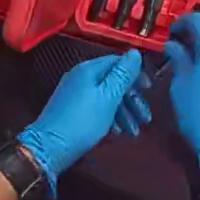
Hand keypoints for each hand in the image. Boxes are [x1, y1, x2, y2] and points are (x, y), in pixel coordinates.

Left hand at [17, 50, 153, 188]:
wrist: (50, 147)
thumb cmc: (83, 121)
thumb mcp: (108, 97)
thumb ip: (122, 75)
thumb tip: (135, 52)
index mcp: (89, 70)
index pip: (117, 63)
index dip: (136, 74)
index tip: (150, 90)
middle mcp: (81, 78)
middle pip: (113, 82)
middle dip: (132, 100)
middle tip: (146, 118)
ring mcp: (75, 94)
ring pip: (106, 98)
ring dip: (124, 113)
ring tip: (135, 133)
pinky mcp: (73, 111)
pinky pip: (97, 108)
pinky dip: (110, 118)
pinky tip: (118, 133)